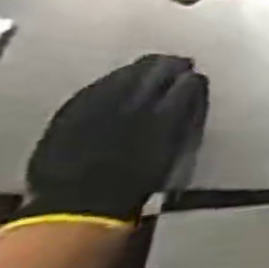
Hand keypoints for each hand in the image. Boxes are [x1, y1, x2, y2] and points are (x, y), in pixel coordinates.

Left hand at [22, 55, 208, 221]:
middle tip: (178, 63)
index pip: (185, 86)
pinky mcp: (72, 109)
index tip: (195, 76)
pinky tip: (117, 79)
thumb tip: (188, 100)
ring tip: (151, 65)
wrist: (79, 204)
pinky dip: (112, 80)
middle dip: (168, 67)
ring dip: (141, 69)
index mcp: (164, 118)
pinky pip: (98, 85)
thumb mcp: (170, 154)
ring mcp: (99, 104)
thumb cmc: (135, 184)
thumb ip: (179, 123)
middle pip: (154, 72)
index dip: (191, 81)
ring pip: (125, 74)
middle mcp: (133, 104)